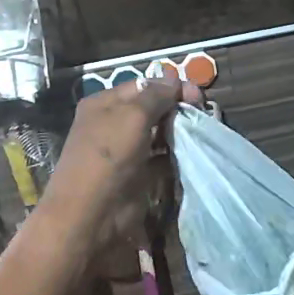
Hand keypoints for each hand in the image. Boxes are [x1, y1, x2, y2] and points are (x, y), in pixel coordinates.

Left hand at [43, 76, 201, 255]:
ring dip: (180, 130)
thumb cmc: (108, 157)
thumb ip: (156, 95)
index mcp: (105, 104)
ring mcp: (126, 150)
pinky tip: (192, 152)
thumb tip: (174, 80)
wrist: (91, 215)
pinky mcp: (137, 174)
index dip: (170, 87)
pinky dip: (176, 154)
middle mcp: (114, 123)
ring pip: (159, 132)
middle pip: (152, 107)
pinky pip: (161, 157)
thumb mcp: (132, 115)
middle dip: (177, 107)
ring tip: (201, 131)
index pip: (143, 85)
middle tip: (202, 113)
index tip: (197, 95)